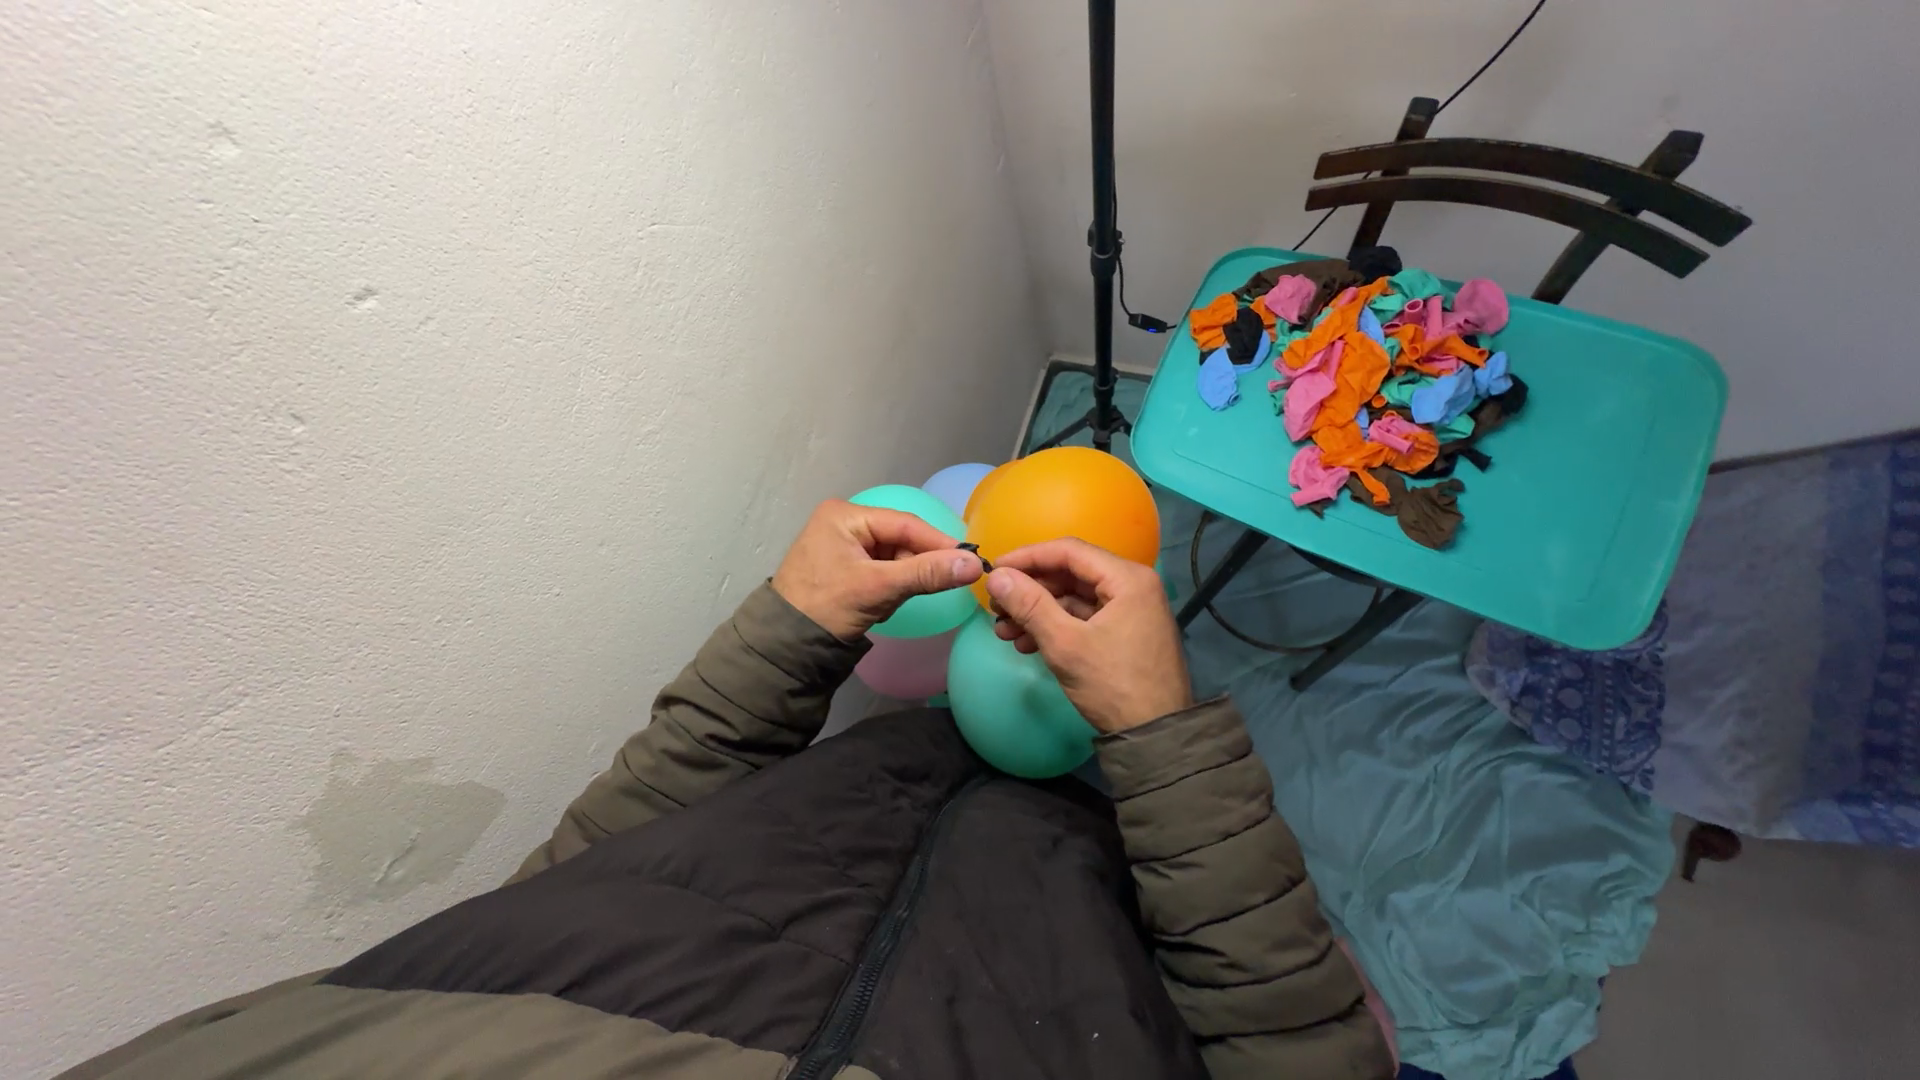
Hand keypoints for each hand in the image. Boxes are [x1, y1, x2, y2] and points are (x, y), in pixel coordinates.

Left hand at [771, 499, 982, 639]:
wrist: (785, 647)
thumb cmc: (826, 608)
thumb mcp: (878, 588)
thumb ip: (926, 573)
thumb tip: (974, 563)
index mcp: (845, 515)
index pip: (905, 523)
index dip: (939, 542)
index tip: (970, 560)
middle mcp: (844, 522)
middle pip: (900, 538)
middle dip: (917, 563)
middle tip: (941, 583)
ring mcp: (844, 545)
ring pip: (894, 556)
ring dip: (902, 578)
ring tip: (897, 599)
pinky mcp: (846, 567)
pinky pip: (882, 569)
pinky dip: (890, 586)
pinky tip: (883, 603)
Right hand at [984, 538, 1191, 733]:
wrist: (1157, 737)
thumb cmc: (1113, 685)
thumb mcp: (1065, 644)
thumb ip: (1029, 605)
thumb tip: (996, 576)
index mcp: (1127, 578)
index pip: (1068, 551)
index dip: (1026, 557)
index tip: (993, 570)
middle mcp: (1132, 585)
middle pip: (1070, 574)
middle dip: (1029, 590)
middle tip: (994, 607)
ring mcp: (1130, 610)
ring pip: (1073, 598)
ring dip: (1037, 612)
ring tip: (1004, 632)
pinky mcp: (1124, 633)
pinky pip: (1083, 618)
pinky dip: (1055, 627)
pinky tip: (1026, 644)